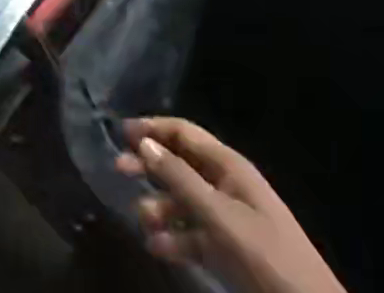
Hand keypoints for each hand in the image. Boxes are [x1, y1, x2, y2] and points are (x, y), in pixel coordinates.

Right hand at [115, 118, 347, 292]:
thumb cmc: (264, 255)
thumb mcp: (218, 215)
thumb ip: (179, 178)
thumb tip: (144, 143)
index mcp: (229, 166)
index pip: (185, 133)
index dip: (153, 128)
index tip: (121, 132)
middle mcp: (226, 184)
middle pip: (181, 163)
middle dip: (150, 165)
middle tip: (118, 170)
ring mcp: (227, 217)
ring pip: (184, 200)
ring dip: (160, 206)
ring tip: (142, 220)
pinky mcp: (227, 248)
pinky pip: (193, 233)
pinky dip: (174, 238)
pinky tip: (157, 247)